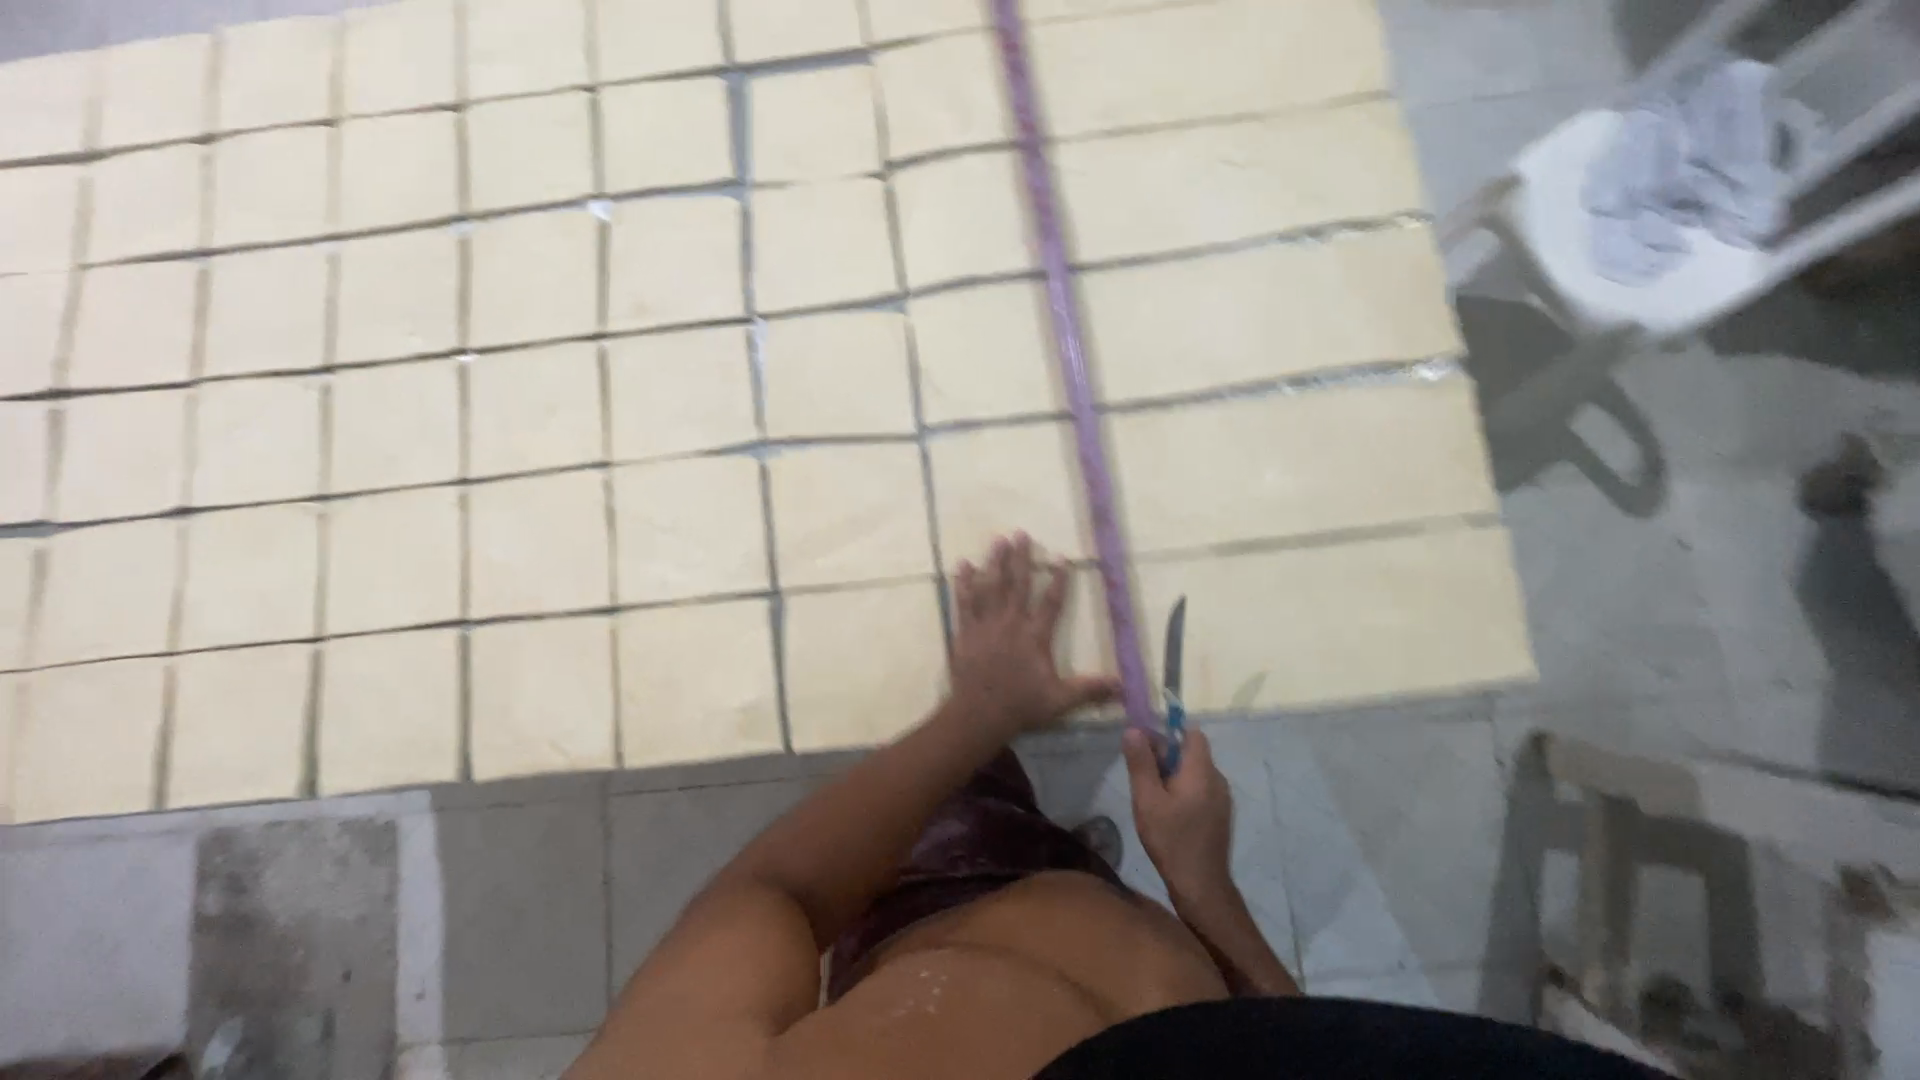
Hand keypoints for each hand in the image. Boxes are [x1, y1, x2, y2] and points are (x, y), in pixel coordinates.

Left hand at [949, 534, 1119, 735]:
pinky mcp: (965, 632)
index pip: (1051, 603)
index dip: (1058, 581)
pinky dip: (964, 583)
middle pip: (1017, 585)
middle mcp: (1011, 624)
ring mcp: (986, 625)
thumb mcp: (1060, 700)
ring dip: (994, 563)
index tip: (1062, 558)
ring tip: (997, 540)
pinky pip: (964, 602)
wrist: (979, 715)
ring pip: (990, 587)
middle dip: (1020, 559)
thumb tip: (1122, 685)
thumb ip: (1089, 689)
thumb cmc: (1021, 706)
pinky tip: (963, 565)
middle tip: (1020, 534)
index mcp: (1035, 636)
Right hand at [1123, 727, 1233, 901]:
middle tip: (1141, 774)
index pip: (1192, 733)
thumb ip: (1140, 763)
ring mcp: (1222, 798)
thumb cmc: (1171, 839)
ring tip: (1151, 796)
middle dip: (1166, 756)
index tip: (1146, 745)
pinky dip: (1184, 791)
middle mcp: (1218, 779)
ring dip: (1174, 775)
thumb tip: (1134, 730)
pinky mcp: (1220, 815)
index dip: (1169, 732)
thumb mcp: (1147, 799)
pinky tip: (1168, 813)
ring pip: (1195, 772)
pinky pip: (1201, 789)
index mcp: (1202, 770)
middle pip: (1192, 752)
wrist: (1201, 884)